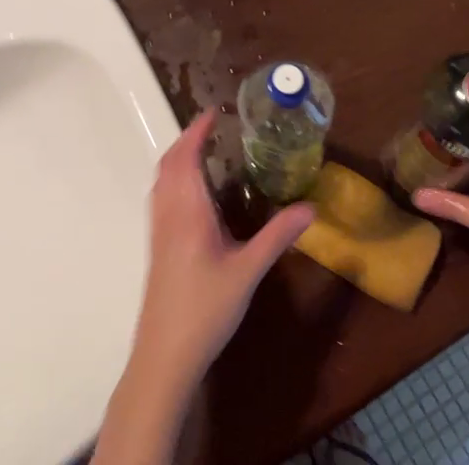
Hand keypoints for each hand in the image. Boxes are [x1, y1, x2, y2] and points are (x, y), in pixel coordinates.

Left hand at [131, 111, 313, 377]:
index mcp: (187, 212)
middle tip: (212, 128)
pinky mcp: (157, 249)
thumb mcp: (248, 272)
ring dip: (177, 159)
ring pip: (161, 182)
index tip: (213, 112)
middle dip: (187, 140)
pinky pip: (161, 199)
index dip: (196, 132)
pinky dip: (174, 180)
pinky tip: (194, 196)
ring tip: (203, 151)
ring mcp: (158, 233)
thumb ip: (277, 236)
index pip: (186, 159)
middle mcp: (168, 215)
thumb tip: (310, 208)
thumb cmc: (205, 310)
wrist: (164, 356)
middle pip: (169, 165)